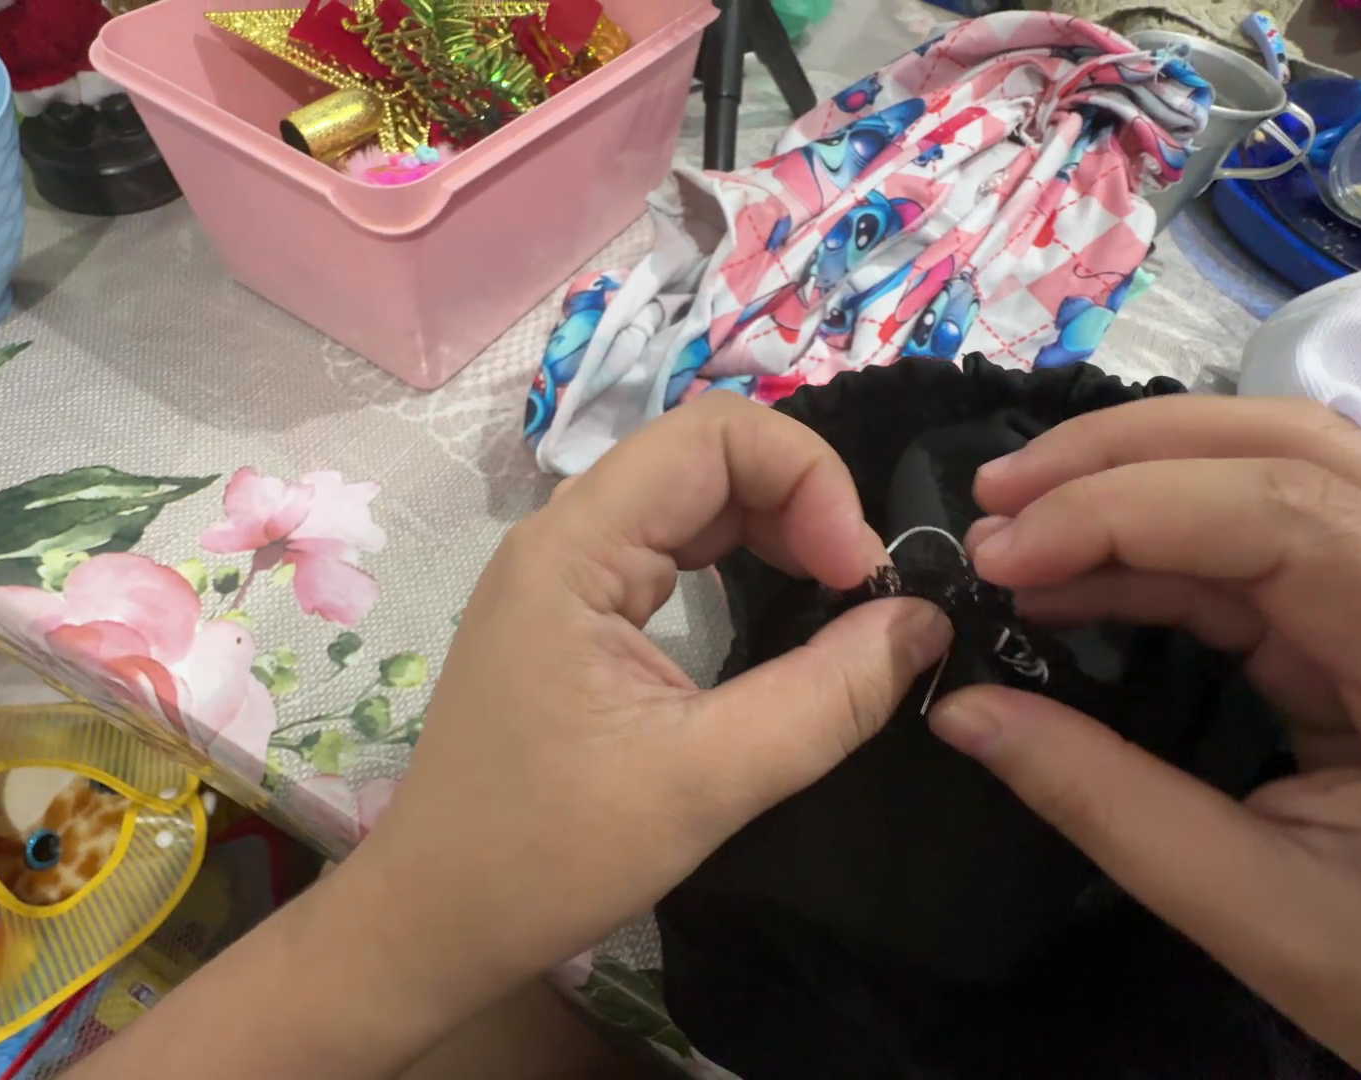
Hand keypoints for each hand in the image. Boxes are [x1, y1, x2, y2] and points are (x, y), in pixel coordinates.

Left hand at [81, 392, 951, 1079]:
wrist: (436, 914)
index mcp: (574, 546)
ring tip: (836, 589)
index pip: (712, 434)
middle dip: (798, 500)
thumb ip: (829, 695)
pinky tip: (778, 598)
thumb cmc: (548, 855)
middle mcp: (565, 533)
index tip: (861, 571)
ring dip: (774, 526)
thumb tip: (924, 621)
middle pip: (704, 456)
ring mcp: (565, 567)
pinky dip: (738, 559)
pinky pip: (670, 545)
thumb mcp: (707, 779)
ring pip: (691, 498)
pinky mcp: (575, 605)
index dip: (807, 477)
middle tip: (862, 585)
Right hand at [930, 396, 1360, 1079]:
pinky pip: (1270, 530)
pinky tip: (1078, 568)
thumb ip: (1100, 801)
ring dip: (1134, 472)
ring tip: (1018, 514)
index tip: (997, 557)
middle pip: (1295, 448)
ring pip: (1285, 462)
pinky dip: (1155, 535)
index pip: (1297, 521)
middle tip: (993, 499)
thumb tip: (957, 707)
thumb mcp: (1273, 923)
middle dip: (1117, 457)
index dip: (1123, 513)